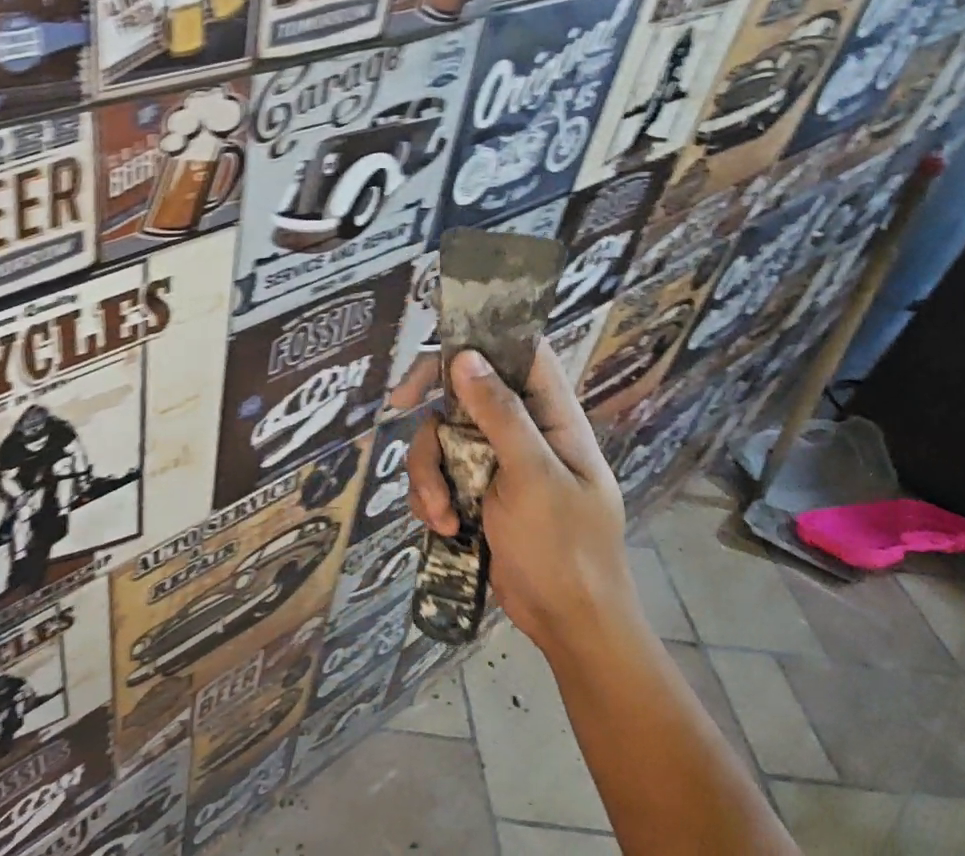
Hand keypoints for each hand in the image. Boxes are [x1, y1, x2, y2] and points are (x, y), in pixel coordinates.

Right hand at [405, 343, 639, 654]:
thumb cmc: (564, 548)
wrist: (568, 622)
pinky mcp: (476, 495)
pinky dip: (429, 498)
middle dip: (432, 420)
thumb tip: (465, 355)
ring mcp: (497, 465)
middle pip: (462, 395)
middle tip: (396, 410)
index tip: (433, 357)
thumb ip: (500, 414)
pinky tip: (440, 527)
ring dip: (428, 474)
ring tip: (440, 516)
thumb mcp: (533, 477)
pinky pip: (437, 477)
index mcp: (552, 417)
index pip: (517, 353)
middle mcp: (522, 432)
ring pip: (441, 440)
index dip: (475, 341)